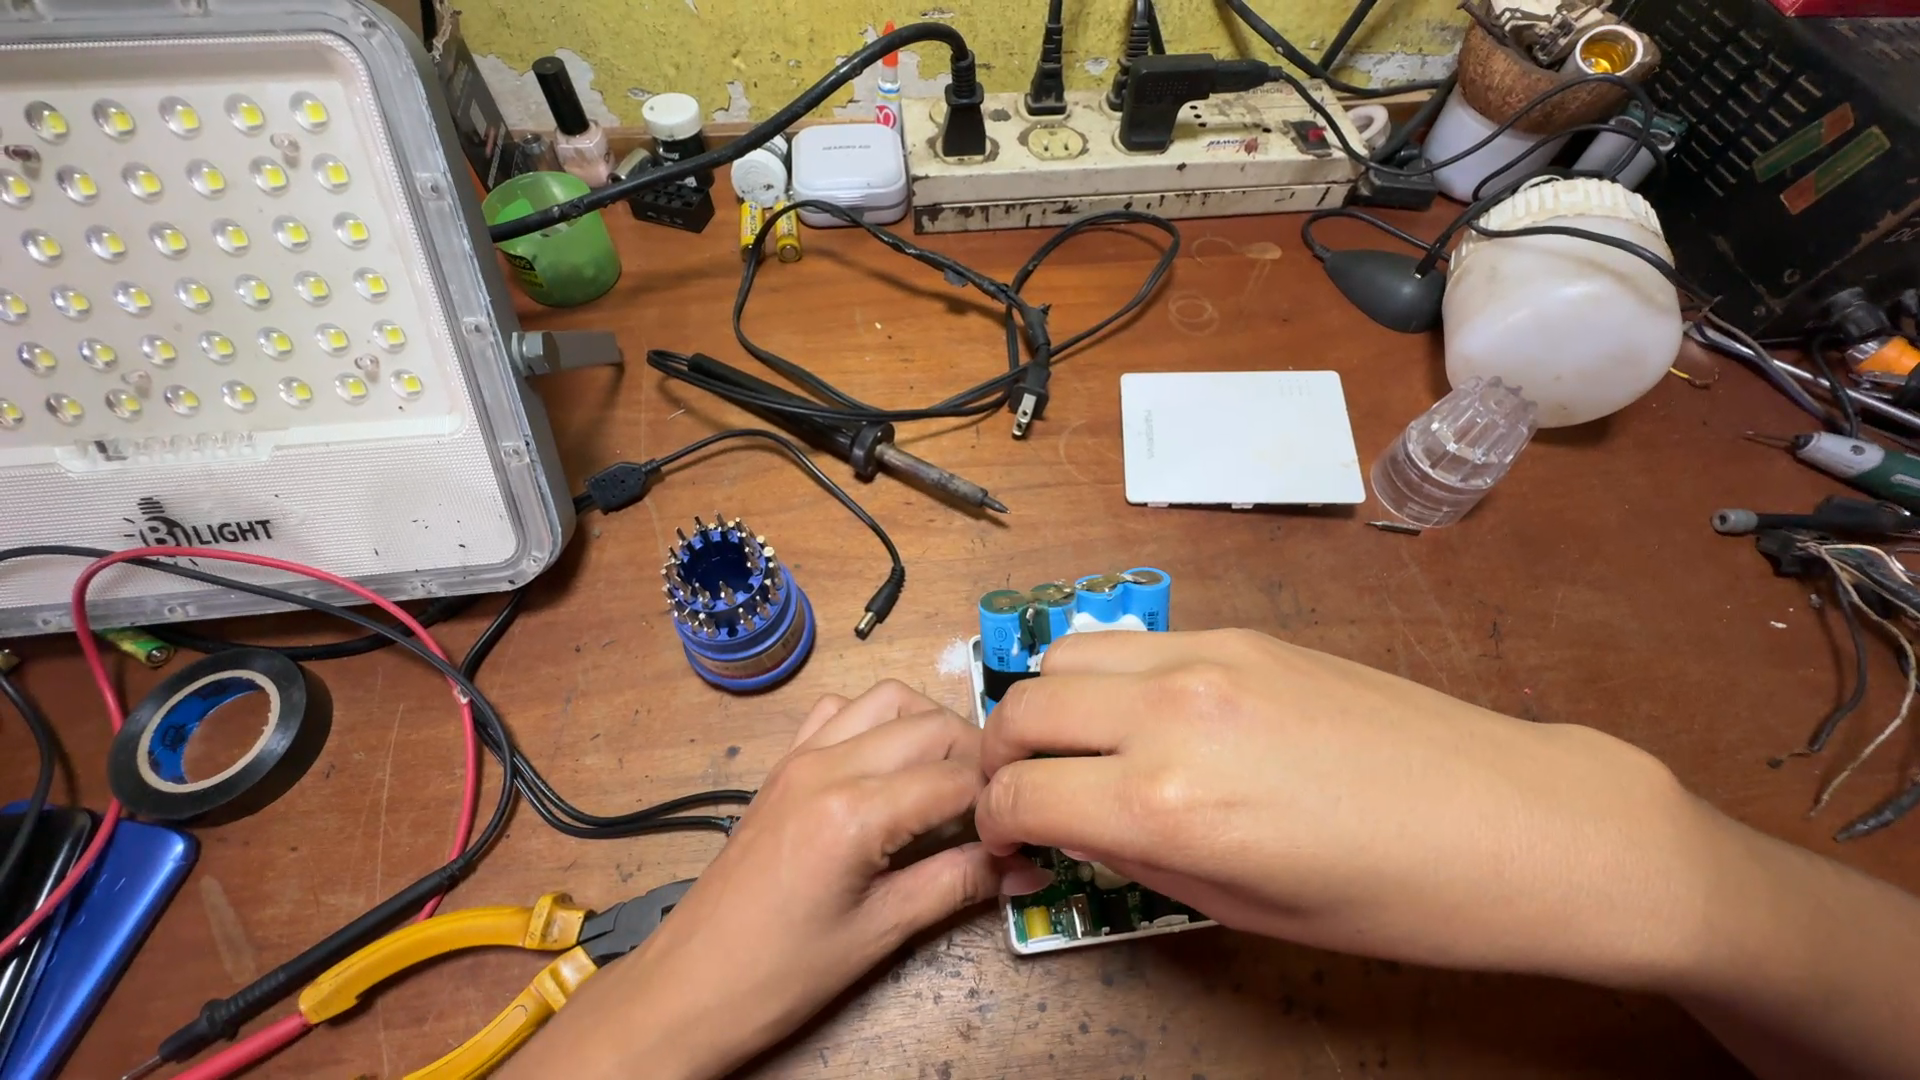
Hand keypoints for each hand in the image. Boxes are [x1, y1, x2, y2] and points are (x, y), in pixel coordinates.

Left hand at [503, 682, 1006, 1079]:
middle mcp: (828, 762)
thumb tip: (1028, 865)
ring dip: (928, 724)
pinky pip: (838, 710)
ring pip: (886, 698)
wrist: (688, 985)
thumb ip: (959, 885)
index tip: (1021, 823)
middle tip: (995, 800)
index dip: (999, 798)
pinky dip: (876, 719)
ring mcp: (801, 754)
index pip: (955, 777)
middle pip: (929, 724)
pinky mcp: (783, 762)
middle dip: (974, 754)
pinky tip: (885, 761)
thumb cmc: (784, 972)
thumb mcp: (880, 933)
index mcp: (854, 811)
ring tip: (948, 773)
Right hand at [974, 628, 1716, 989]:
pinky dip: (1105, 676)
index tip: (1007, 841)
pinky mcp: (1236, 633)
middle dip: (998, 756)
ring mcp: (1201, 656)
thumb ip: (1135, 856)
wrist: (1513, 820)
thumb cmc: (1386, 900)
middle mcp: (1166, 712)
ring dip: (1046, 703)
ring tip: (1074, 743)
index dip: (995, 823)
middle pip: (1021, 708)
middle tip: (1021, 791)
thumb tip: (1073, 825)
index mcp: (1166, 803)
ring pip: (1064, 655)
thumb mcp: (1240, 909)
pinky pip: (1130, 642)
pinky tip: (1142, 712)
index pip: (1021, 795)